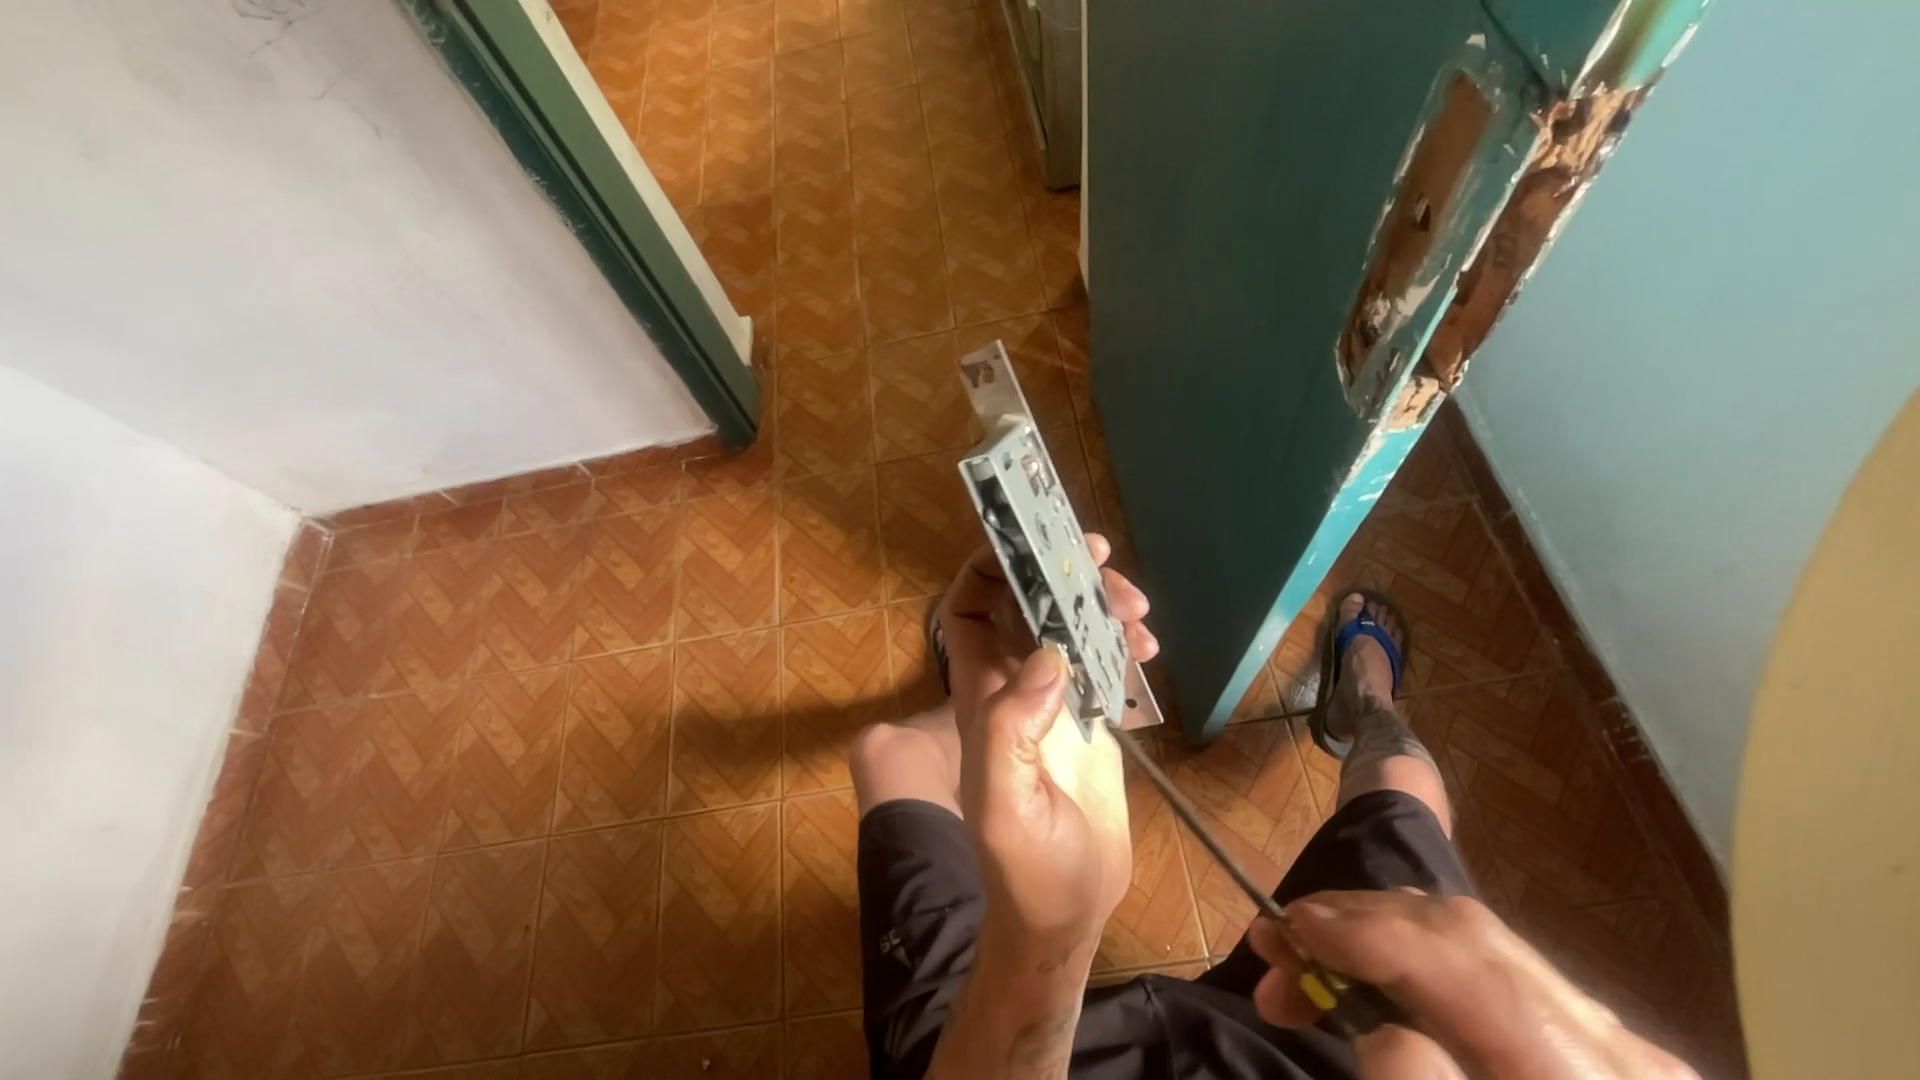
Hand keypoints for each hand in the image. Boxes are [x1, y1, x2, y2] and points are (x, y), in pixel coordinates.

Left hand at [940, 533, 1157, 946]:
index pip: (967, 610)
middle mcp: (1012, 688)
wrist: (1068, 911)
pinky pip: (1102, 659)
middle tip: (1108, 567)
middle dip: (1059, 575)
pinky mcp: (1089, 719)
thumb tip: (1046, 655)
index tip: (1032, 542)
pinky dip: (1122, 642)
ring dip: (1100, 605)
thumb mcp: (1008, 805)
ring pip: (1068, 626)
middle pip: (1025, 605)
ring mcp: (1053, 701)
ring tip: (1140, 614)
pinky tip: (1148, 650)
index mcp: (981, 697)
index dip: (987, 568)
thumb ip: (1013, 730)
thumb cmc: (1030, 869)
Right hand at [1249, 891, 1698, 1079]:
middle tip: (1274, 948)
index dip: (1369, 935)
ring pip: (1470, 934)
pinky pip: (1481, 958)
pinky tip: (1367, 970)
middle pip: (1463, 933)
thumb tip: (1379, 1035)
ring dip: (1370, 928)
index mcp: (1579, 1077)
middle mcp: (1610, 1043)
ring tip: (1306, 957)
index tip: (1284, 927)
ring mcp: (1606, 1033)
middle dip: (1352, 920)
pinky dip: (1407, 947)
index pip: (1466, 971)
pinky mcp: (1587, 1035)